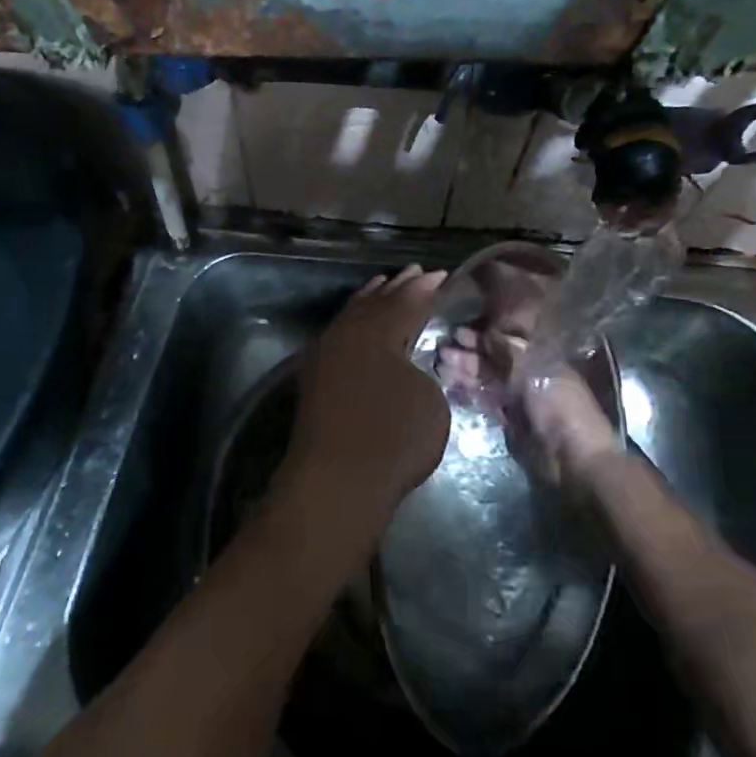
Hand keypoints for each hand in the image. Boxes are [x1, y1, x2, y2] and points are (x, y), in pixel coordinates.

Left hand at [279, 265, 449, 535]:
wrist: (335, 484)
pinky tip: (358, 329)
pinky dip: (354, 325)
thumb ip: (421, 370)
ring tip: (384, 286)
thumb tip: (408, 363)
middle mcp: (346, 335)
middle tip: (415, 272)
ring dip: (371, 301)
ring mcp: (324, 358)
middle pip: (375, 303)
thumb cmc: (392, 439)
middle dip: (397, 287)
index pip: (407, 301)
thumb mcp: (429, 400)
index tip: (441, 275)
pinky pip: (340, 337)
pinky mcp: (313, 382)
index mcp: (377, 332)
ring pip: (351, 317)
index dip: (426, 288)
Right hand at [436, 327, 620, 491]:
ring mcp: (521, 401)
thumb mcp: (532, 369)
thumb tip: (488, 332)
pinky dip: (472, 394)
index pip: (507, 342)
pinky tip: (453, 387)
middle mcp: (530, 376)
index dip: (483, 337)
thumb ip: (508, 350)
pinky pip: (489, 403)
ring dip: (466, 374)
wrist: (573, 456)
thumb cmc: (557, 405)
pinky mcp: (513, 424)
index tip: (458, 334)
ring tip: (441, 367)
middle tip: (442, 351)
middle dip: (469, 355)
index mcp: (542, 358)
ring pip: (488, 382)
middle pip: (495, 362)